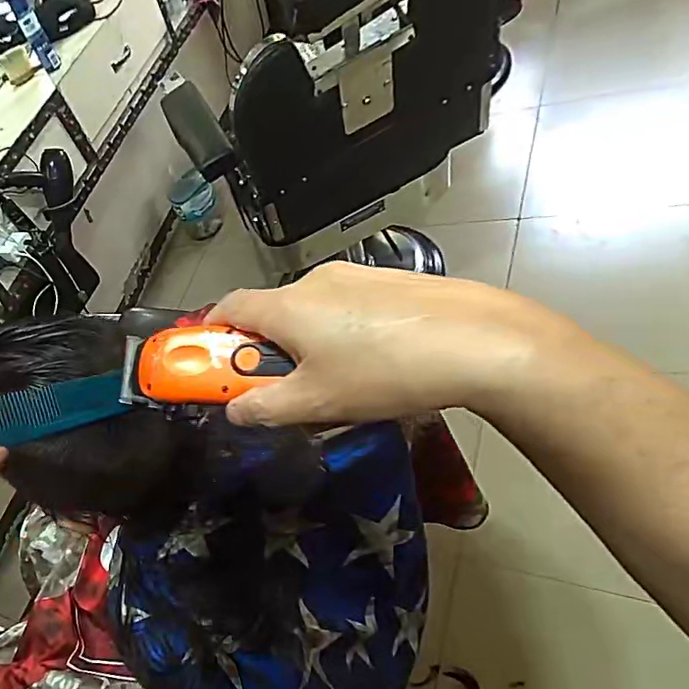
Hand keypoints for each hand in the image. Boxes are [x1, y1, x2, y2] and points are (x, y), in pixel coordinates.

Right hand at [207, 263, 581, 426]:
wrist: (479, 341)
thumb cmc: (386, 373)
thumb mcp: (318, 402)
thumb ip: (265, 407)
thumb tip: (235, 411)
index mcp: (286, 306)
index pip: (226, 309)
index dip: (208, 338)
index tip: (209, 367)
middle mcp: (315, 281)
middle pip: (268, 312)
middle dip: (261, 351)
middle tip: (277, 390)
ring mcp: (355, 277)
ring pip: (309, 311)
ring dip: (302, 343)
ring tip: (334, 383)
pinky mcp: (390, 282)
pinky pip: (346, 308)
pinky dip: (338, 333)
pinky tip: (372, 363)